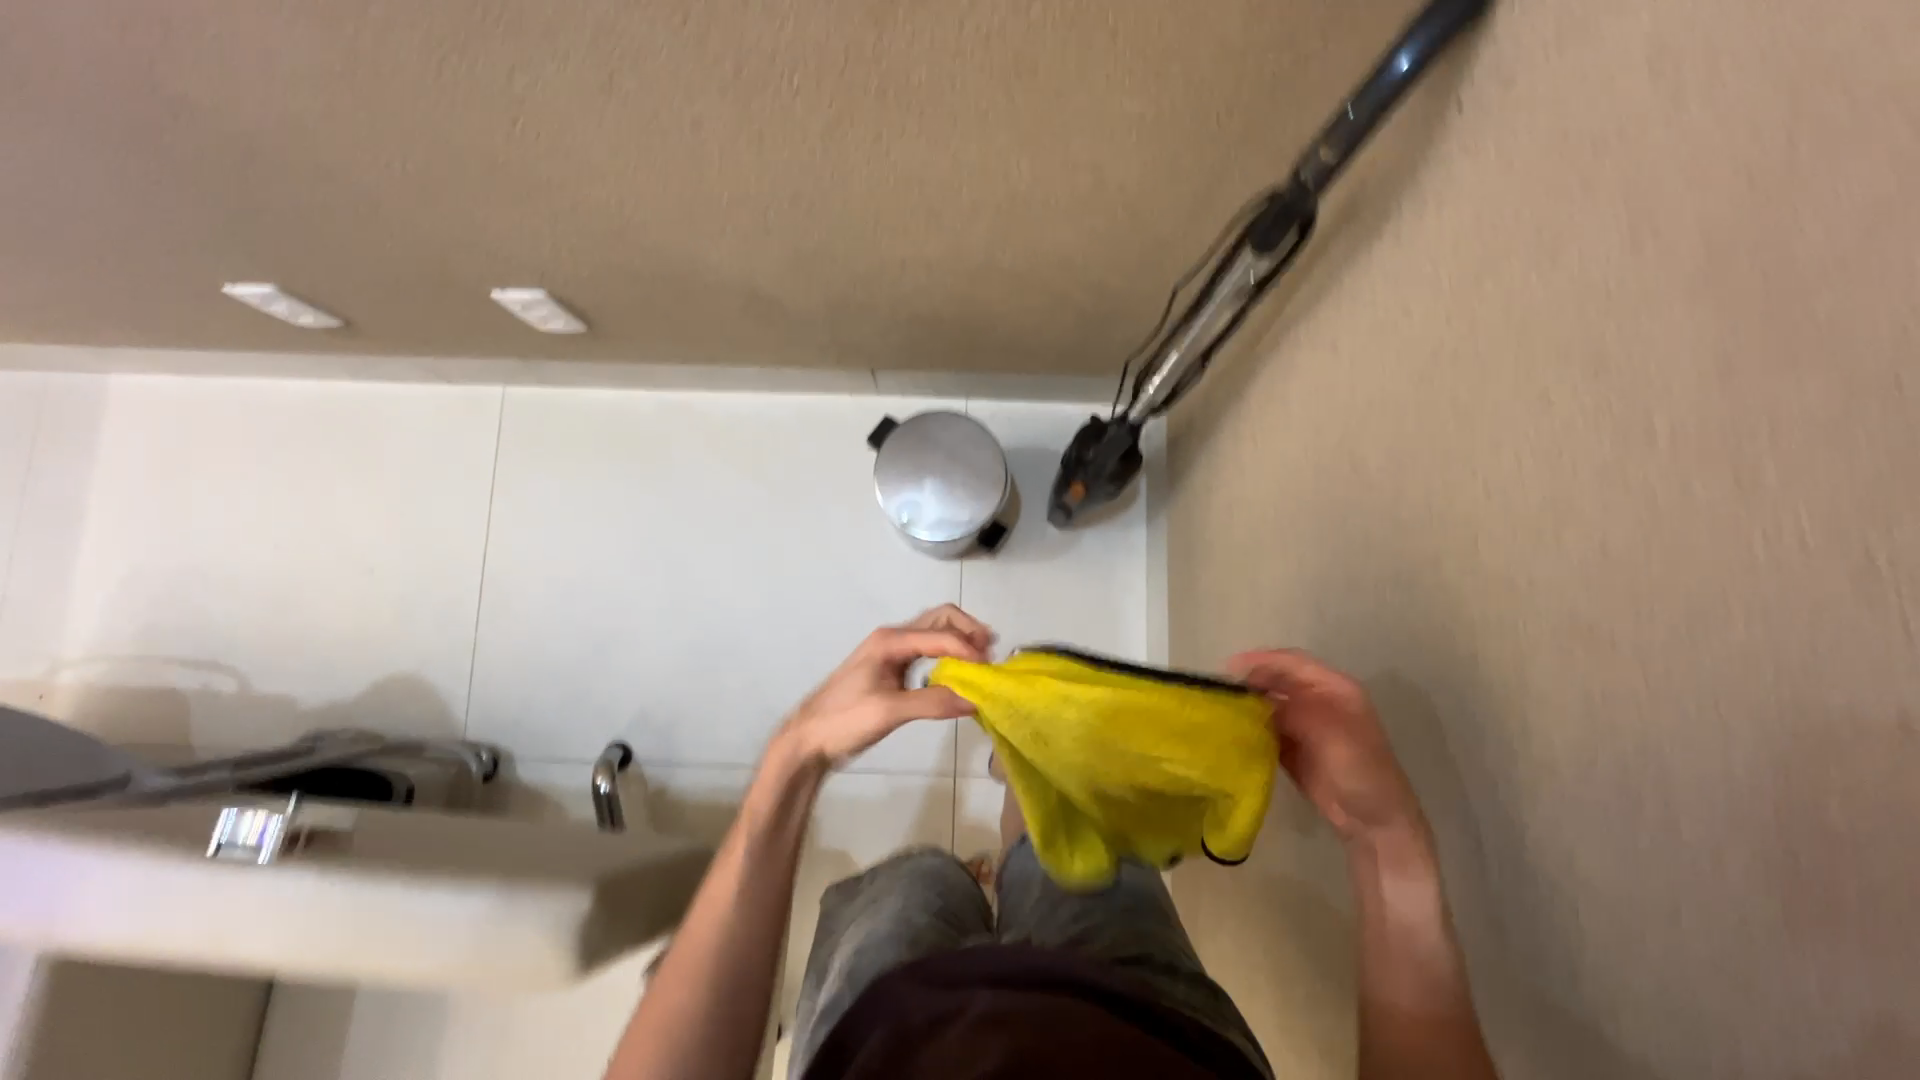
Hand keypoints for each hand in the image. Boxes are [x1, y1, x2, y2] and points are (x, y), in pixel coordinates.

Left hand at [777, 605, 992, 768]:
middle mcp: (892, 638)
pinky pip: (926, 651)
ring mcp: (890, 652)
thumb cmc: (843, 721)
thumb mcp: (889, 712)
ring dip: (959, 640)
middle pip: (939, 619)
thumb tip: (975, 701)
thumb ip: (932, 703)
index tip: (990, 671)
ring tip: (982, 660)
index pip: (941, 635)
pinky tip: (958, 674)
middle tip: (991, 654)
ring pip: (933, 632)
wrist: (808, 738)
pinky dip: (947, 655)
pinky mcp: (890, 667)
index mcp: (890, 641)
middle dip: (968, 631)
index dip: (969, 649)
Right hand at [1228, 649, 1427, 846]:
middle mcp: (1318, 700)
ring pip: (1268, 703)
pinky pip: (1266, 728)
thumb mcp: (1331, 734)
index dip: (1262, 661)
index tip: (1229, 669)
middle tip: (1217, 689)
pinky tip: (1229, 730)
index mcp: (1335, 689)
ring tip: (1217, 706)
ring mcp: (1305, 724)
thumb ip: (1295, 711)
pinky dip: (1249, 726)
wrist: (1374, 822)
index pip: (1293, 663)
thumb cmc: (1360, 772)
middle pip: (1277, 680)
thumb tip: (1256, 698)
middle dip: (1249, 681)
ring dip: (1246, 703)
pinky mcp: (1293, 747)